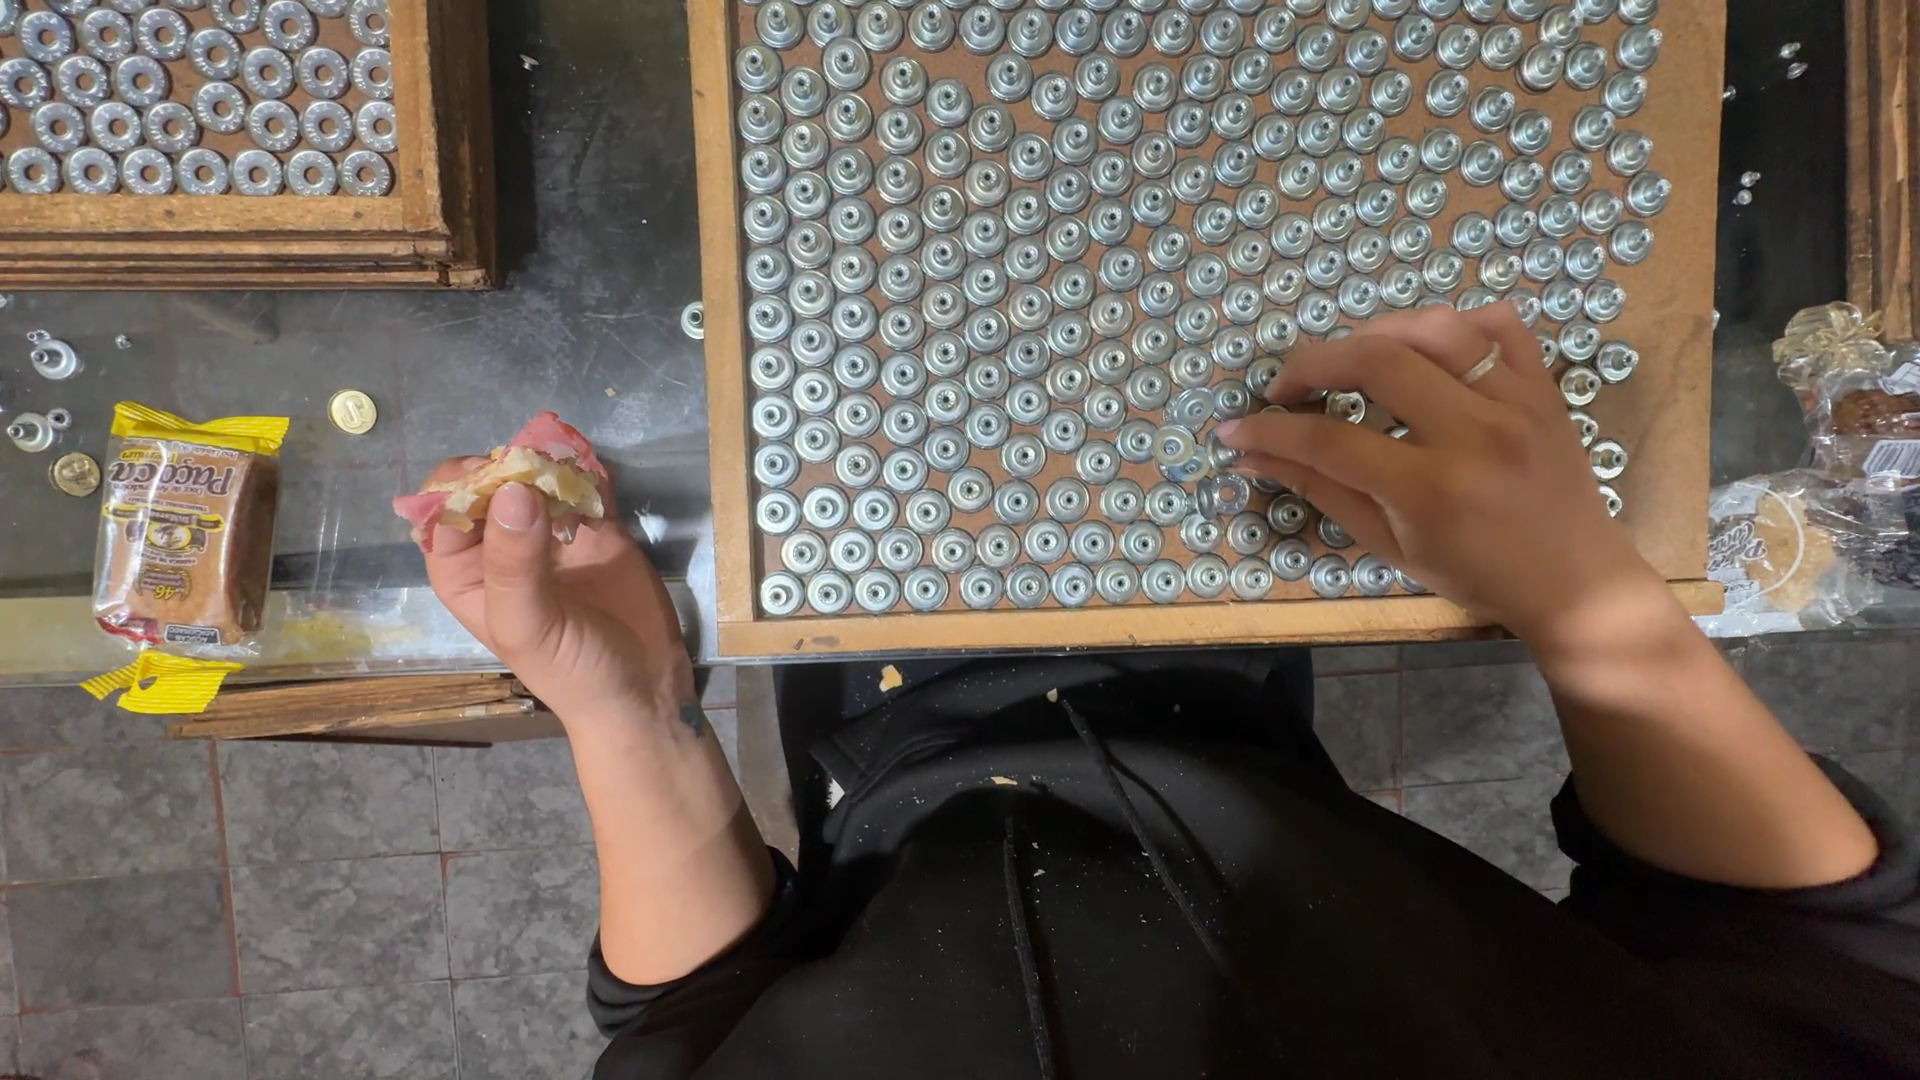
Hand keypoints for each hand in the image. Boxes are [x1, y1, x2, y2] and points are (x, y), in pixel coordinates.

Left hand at [416, 459, 693, 725]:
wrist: (644, 687)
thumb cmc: (572, 669)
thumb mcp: (529, 625)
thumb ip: (515, 562)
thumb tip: (515, 489)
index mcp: (468, 573)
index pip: (445, 513)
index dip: (461, 486)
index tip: (495, 474)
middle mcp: (506, 549)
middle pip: (493, 488)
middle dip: (511, 468)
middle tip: (539, 466)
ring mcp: (556, 537)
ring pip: (541, 482)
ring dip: (552, 464)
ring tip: (568, 462)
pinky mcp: (602, 532)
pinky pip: (589, 491)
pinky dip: (590, 473)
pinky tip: (594, 469)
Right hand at [1216, 305, 1666, 642]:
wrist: (1574, 582)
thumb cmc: (1472, 573)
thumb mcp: (1385, 542)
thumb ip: (1318, 489)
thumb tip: (1253, 458)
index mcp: (1429, 487)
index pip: (1327, 440)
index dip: (1269, 431)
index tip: (1234, 429)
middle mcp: (1475, 433)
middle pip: (1376, 361)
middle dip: (1311, 364)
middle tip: (1283, 388)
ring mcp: (1517, 402)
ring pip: (1433, 328)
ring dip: (1371, 334)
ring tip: (1343, 362)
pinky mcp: (1543, 387)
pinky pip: (1498, 325)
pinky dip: (1449, 325)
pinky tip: (1418, 350)